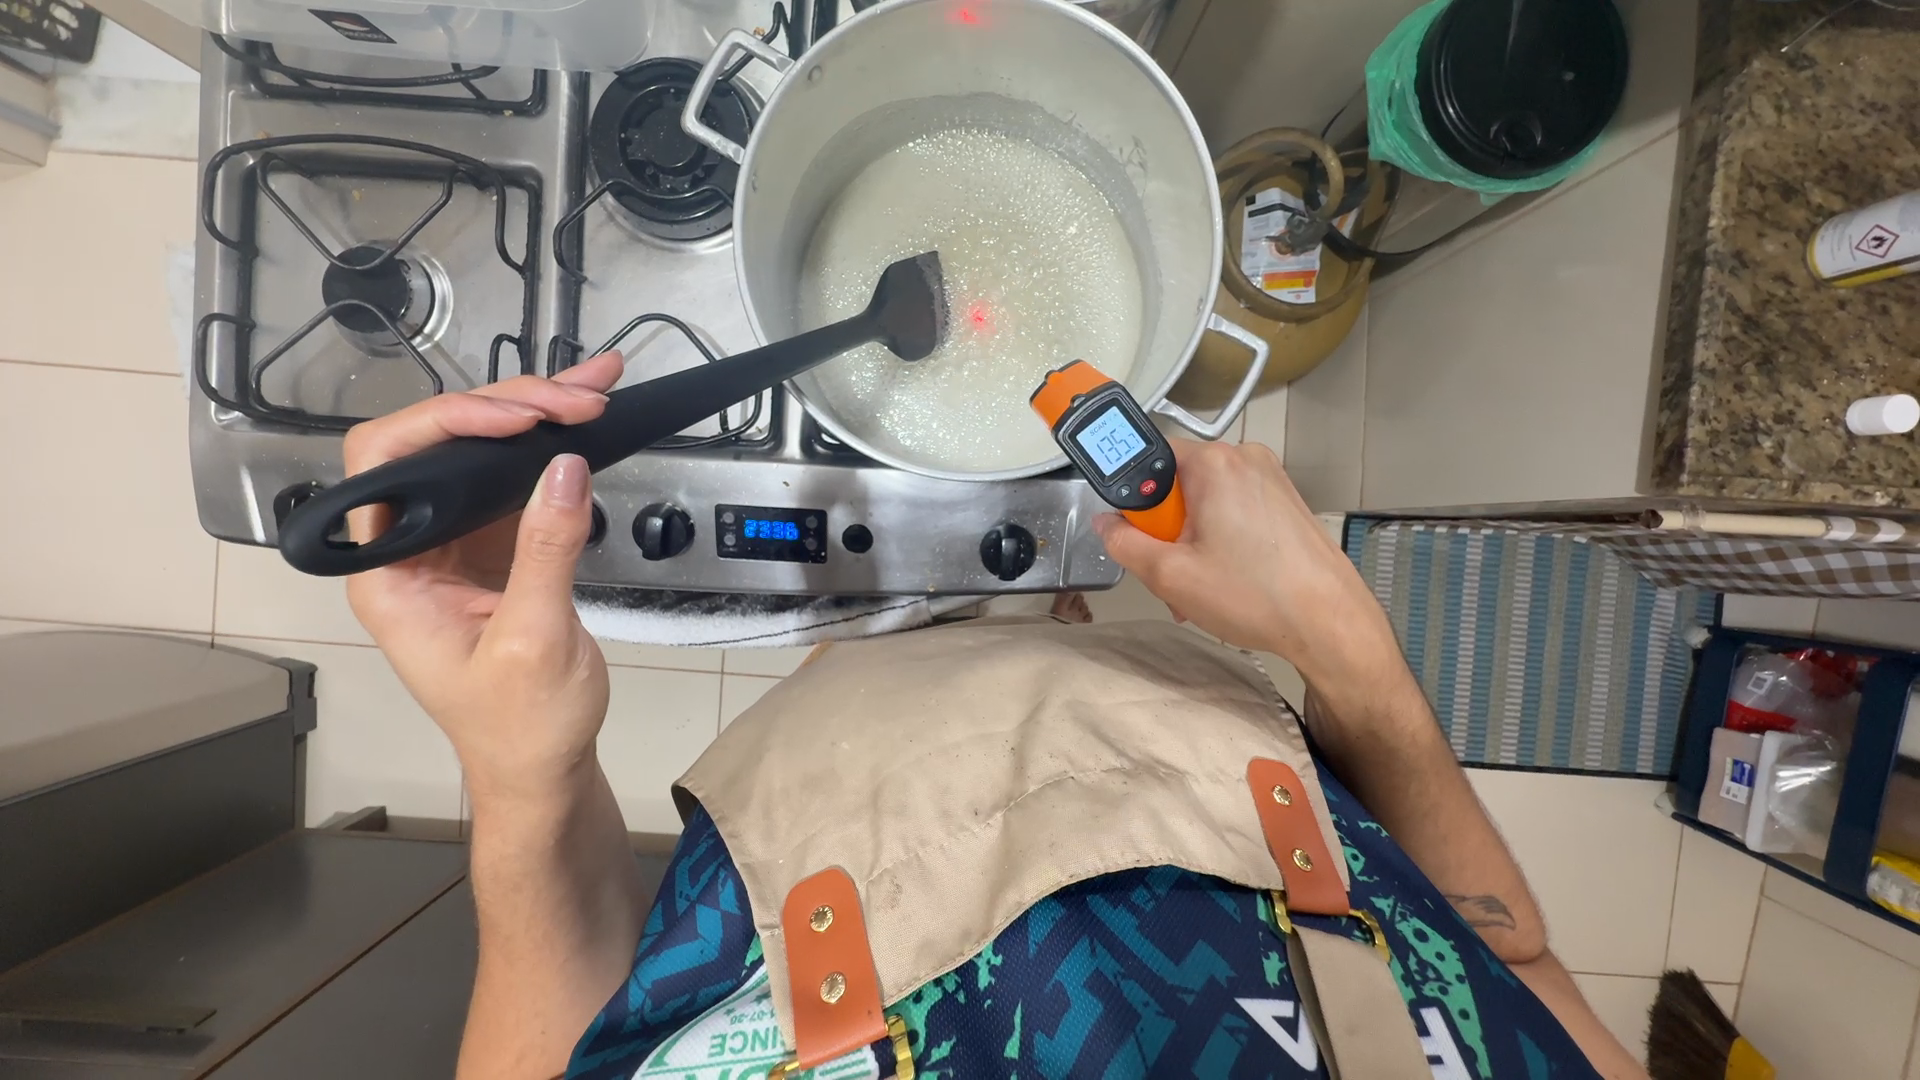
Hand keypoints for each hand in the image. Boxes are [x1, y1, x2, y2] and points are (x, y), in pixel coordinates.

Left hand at [342, 351, 624, 800]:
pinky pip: (523, 484)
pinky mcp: (504, 550)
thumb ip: (545, 551)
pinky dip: (559, 450)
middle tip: (581, 395)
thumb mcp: (534, 640)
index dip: (449, 424)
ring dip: (541, 416)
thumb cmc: (522, 722)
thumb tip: (567, 467)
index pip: (390, 464)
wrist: (544, 763)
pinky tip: (591, 422)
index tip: (525, 420)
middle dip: (510, 407)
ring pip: (487, 457)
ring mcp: (462, 545)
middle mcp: (417, 547)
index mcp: (392, 571)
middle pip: (442, 446)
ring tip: (597, 385)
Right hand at [1092, 438, 1400, 691]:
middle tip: (1172, 569)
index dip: (1135, 499)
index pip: (1148, 457)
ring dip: (1190, 540)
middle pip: (1175, 483)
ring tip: (1200, 582)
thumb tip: (1106, 524)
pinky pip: (1230, 510)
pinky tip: (1224, 576)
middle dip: (1165, 529)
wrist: (1330, 623)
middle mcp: (1244, 458)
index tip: (1138, 531)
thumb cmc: (1259, 596)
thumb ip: (1123, 543)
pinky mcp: (1282, 500)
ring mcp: (1268, 478)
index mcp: (1214, 462)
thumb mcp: (1169, 574)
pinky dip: (1218, 540)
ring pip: (1203, 501)